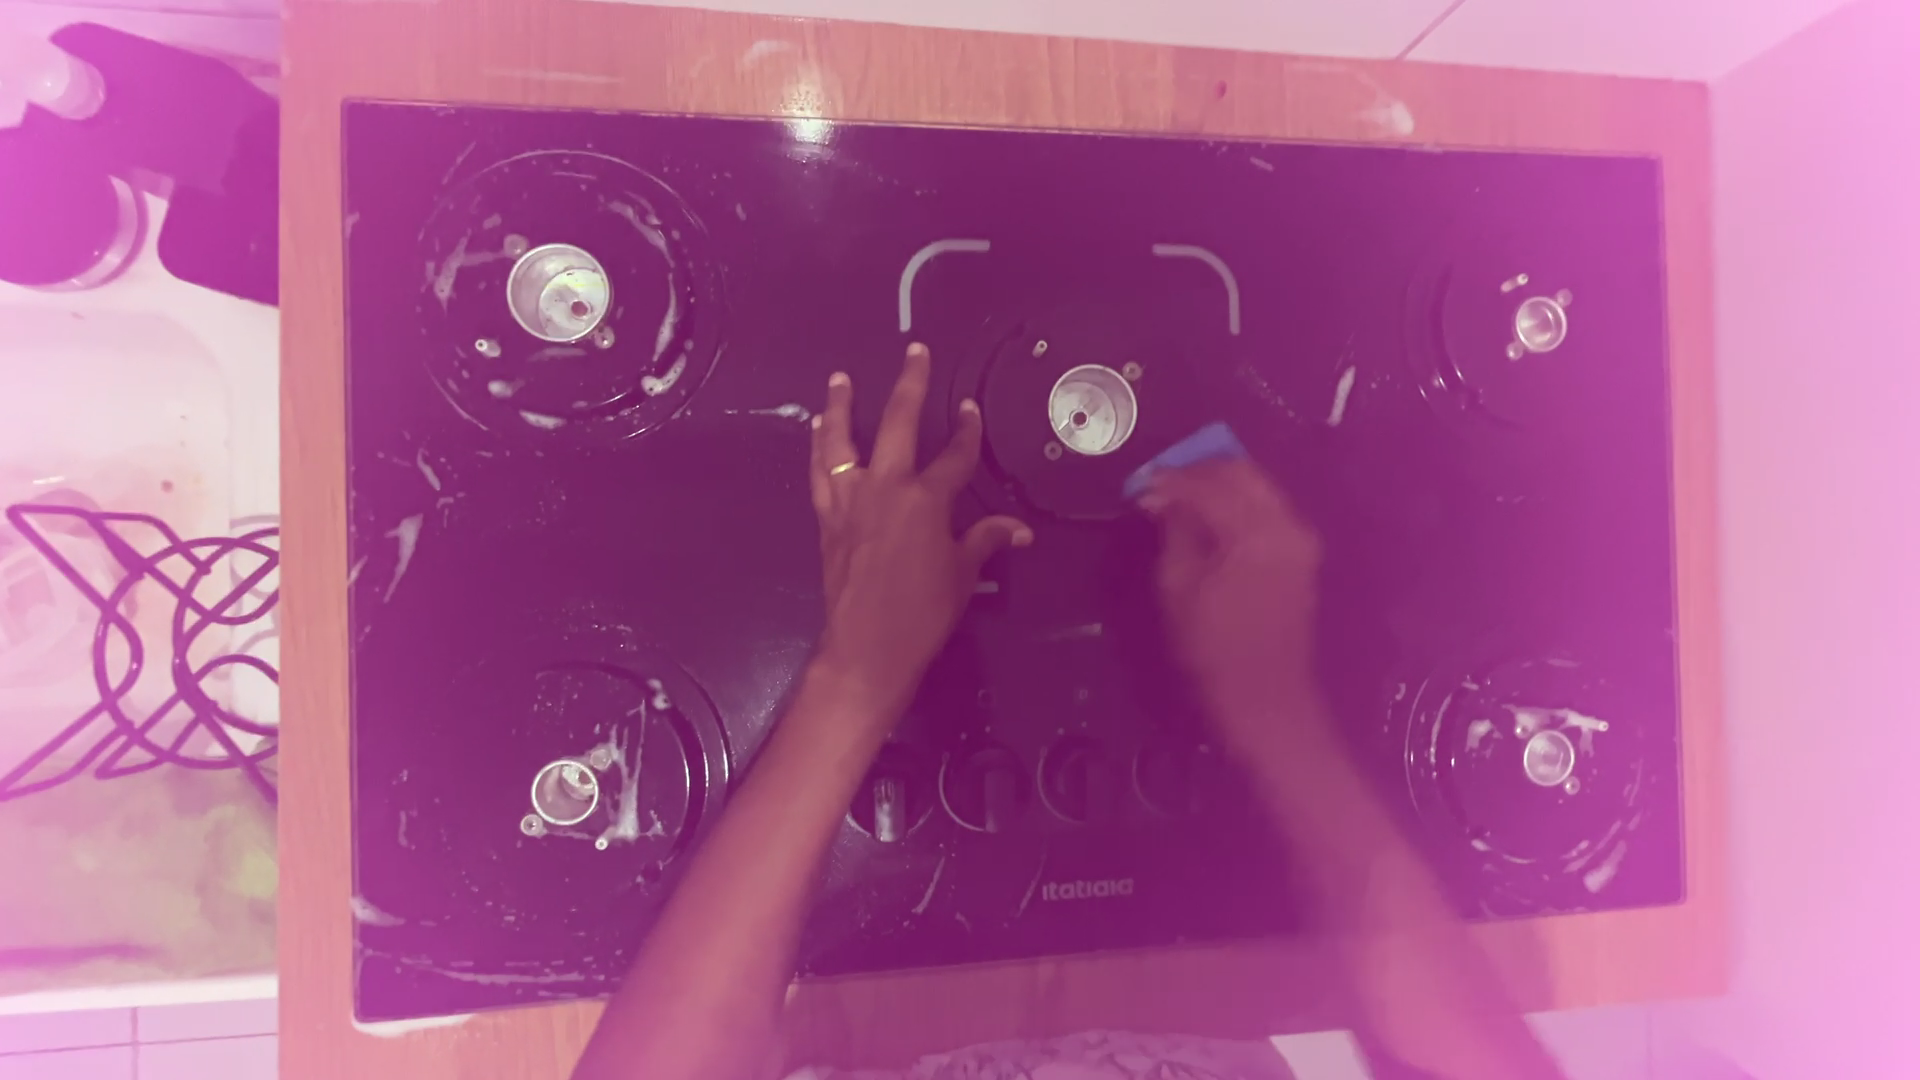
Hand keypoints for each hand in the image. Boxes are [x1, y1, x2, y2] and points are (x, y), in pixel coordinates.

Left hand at [809, 343, 1031, 720]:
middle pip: (899, 423)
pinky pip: (820, 472)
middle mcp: (887, 486)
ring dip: (842, 406)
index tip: (970, 408)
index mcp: (927, 499)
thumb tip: (1021, 530)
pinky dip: (818, 447)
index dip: (967, 431)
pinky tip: (817, 429)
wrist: (867, 646)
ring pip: (842, 440)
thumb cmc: (923, 611)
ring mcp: (851, 499)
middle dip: (910, 384)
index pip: (955, 456)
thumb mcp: (963, 574)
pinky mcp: (828, 517)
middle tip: (913, 351)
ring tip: (840, 379)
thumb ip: (986, 540)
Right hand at [1140, 460, 1322, 747]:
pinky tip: (1207, 518)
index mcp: (1255, 532)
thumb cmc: (1212, 647)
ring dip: (1217, 485)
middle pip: (1241, 473)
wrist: (1264, 697)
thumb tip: (1161, 497)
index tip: (1139, 486)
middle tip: (1161, 486)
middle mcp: (1286, 524)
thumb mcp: (1178, 586)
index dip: (1170, 481)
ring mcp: (1299, 538)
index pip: (1208, 485)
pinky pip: (1265, 508)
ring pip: (1256, 487)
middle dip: (1198, 472)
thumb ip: (1175, 531)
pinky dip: (1235, 503)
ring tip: (1179, 500)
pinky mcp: (1300, 553)